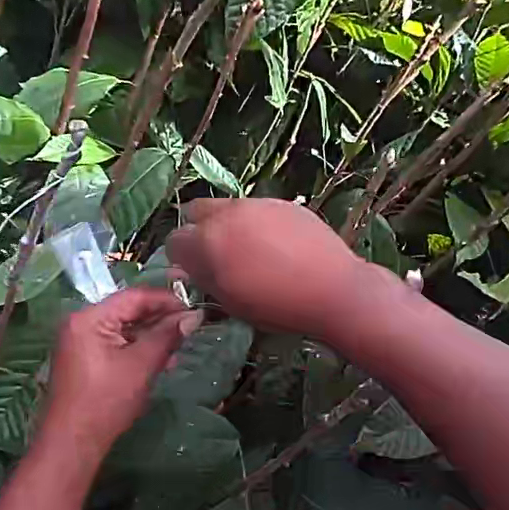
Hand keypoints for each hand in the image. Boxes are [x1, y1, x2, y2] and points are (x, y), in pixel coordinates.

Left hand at [42, 286, 200, 459]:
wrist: (72, 444)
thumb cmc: (106, 401)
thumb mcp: (142, 364)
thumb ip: (168, 335)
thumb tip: (194, 316)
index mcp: (90, 318)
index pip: (135, 296)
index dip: (166, 300)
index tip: (193, 309)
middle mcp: (81, 322)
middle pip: (128, 310)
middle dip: (160, 318)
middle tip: (189, 327)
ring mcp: (79, 340)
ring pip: (123, 326)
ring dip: (151, 334)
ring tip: (178, 346)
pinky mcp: (83, 358)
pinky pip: (115, 341)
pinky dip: (137, 347)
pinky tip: (159, 358)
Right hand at [165, 198, 400, 341]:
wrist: (334, 289)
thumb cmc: (278, 306)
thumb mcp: (231, 303)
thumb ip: (204, 280)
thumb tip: (190, 269)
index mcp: (208, 242)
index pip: (175, 241)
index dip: (182, 258)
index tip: (196, 270)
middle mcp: (227, 214)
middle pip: (196, 212)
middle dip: (200, 231)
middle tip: (217, 254)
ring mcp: (257, 204)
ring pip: (228, 207)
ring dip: (228, 224)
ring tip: (250, 250)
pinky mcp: (282, 203)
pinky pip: (257, 208)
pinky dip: (256, 222)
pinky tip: (276, 245)